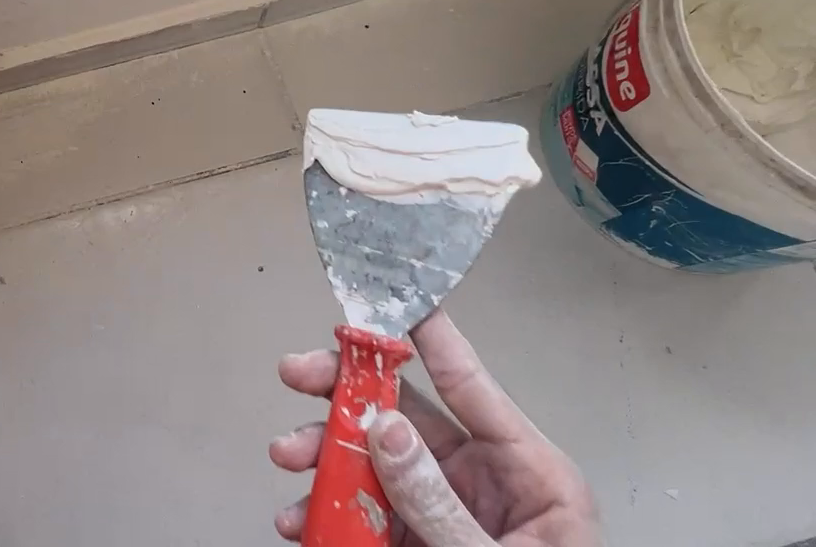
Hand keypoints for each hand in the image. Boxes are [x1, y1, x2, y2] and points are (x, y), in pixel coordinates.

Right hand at [270, 311, 600, 546]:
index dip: (428, 334)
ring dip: (322, 452)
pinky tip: (299, 520)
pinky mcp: (416, 541)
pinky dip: (326, 511)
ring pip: (371, 457)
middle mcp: (483, 479)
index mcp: (528, 472)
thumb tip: (385, 427)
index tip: (389, 293)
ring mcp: (444, 509)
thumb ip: (440, 504)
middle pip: (402, 411)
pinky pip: (365, 511)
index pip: (470, 384)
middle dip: (342, 390)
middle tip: (296, 373)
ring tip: (287, 456)